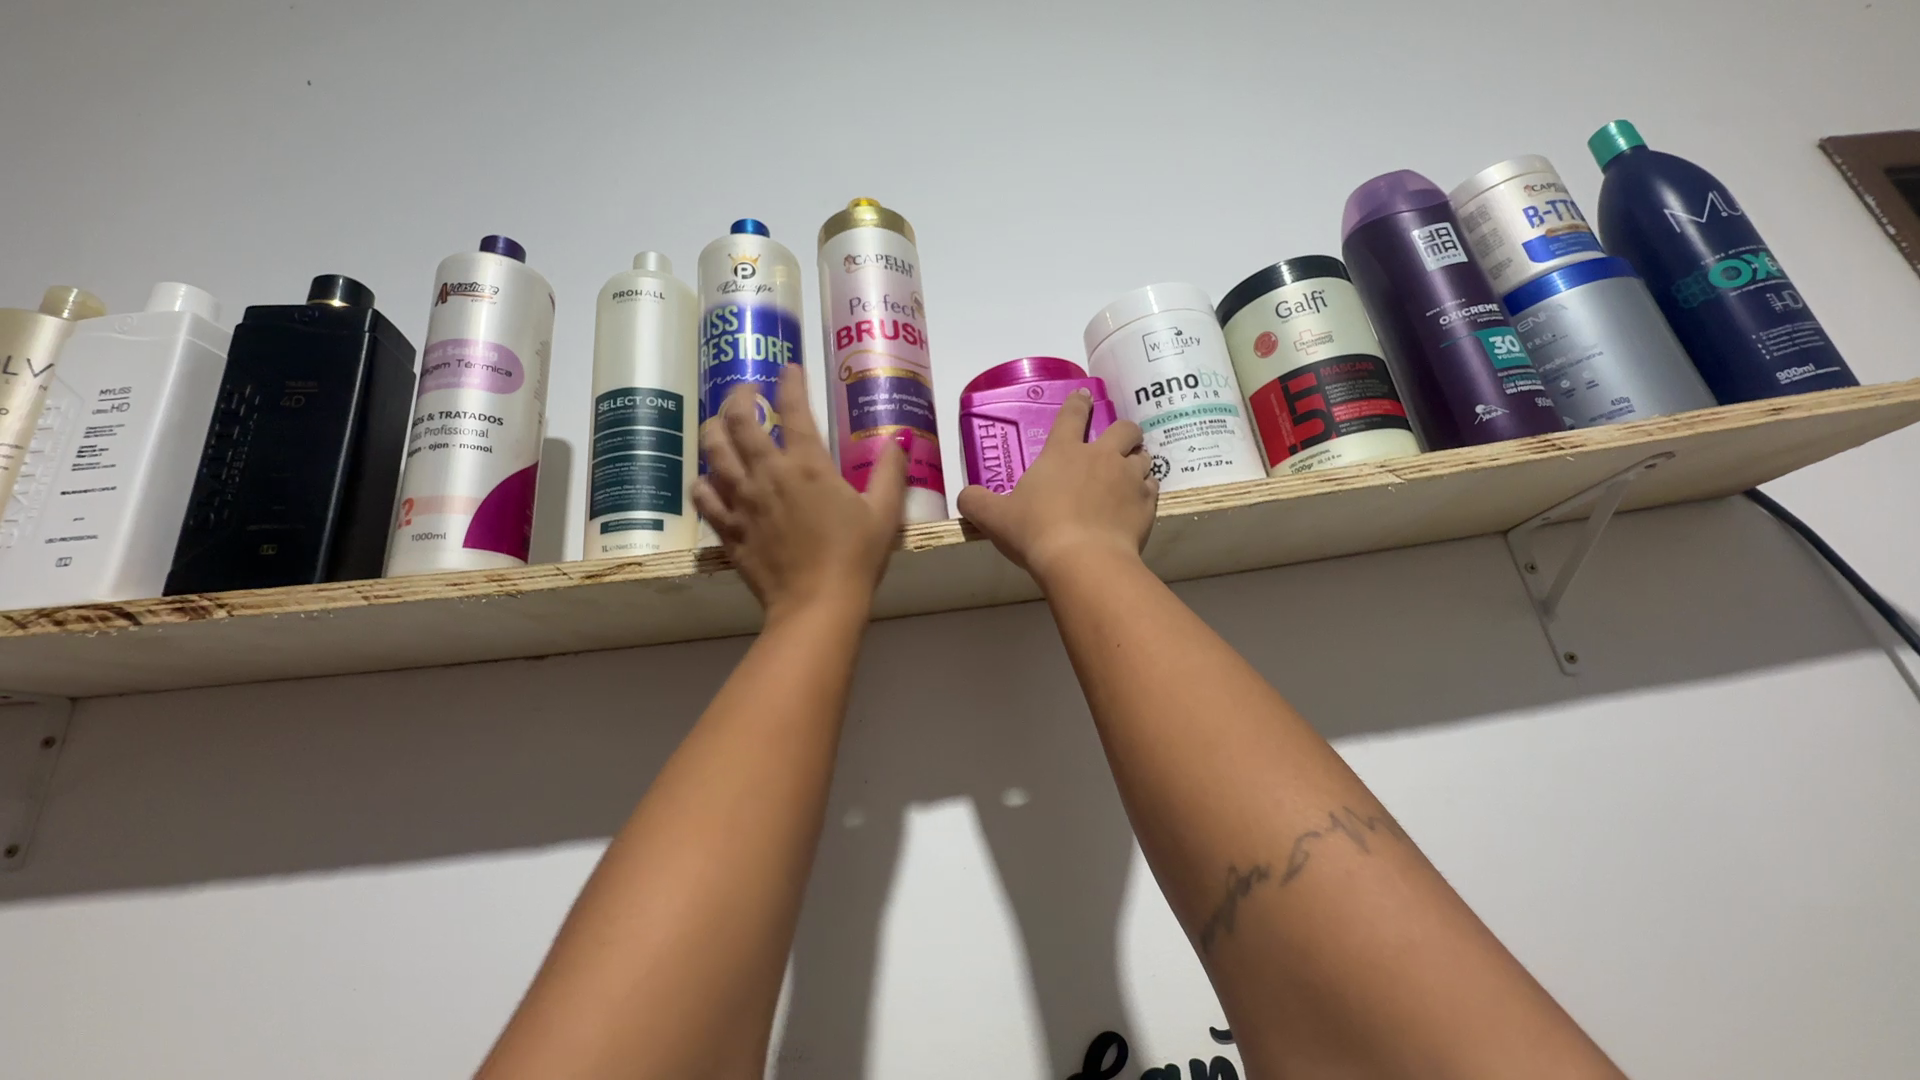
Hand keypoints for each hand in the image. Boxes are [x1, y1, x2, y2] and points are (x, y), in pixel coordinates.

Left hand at [692, 364, 906, 620]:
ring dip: (714, 428)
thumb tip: (900, 439)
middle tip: (748, 390)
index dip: (790, 382)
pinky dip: (703, 481)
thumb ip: (890, 472)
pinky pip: (704, 496)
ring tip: (721, 423)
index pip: (793, 409)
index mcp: (807, 465)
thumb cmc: (855, 557)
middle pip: (739, 420)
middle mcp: (767, 474)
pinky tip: (709, 478)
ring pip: (712, 451)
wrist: (817, 605)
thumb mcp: (883, 513)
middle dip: (740, 395)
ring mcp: (742, 501)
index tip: (790, 369)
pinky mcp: (729, 529)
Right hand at [956, 389, 1156, 586]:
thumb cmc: (1035, 532)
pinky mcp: (1146, 503)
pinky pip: (1152, 487)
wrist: (1083, 560)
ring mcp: (1128, 478)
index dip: (1078, 403)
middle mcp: (1101, 457)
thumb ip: (976, 502)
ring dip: (1137, 461)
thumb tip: (965, 497)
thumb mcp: (994, 518)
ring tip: (1130, 473)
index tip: (1084, 395)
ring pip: (1143, 457)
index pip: (1072, 415)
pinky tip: (1137, 501)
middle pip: (1124, 428)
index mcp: (1063, 452)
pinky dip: (1146, 490)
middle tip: (1118, 441)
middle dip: (1123, 430)